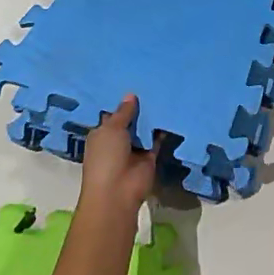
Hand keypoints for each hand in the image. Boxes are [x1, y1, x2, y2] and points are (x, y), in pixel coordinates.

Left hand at [80, 95, 157, 215]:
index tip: (132, 83)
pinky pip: (157, 139)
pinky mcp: (150, 156)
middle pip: (129, 120)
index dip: (120, 101)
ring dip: (152, 116)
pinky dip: (163, 129)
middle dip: (139, 106)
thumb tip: (130, 95)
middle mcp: (117, 140)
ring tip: (164, 92)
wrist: (118, 191)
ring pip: (144, 128)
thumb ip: (123, 112)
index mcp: (102, 134)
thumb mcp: (111, 129)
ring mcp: (134, 149)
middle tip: (153, 83)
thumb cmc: (106, 157)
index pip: (111, 114)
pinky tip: (172, 112)